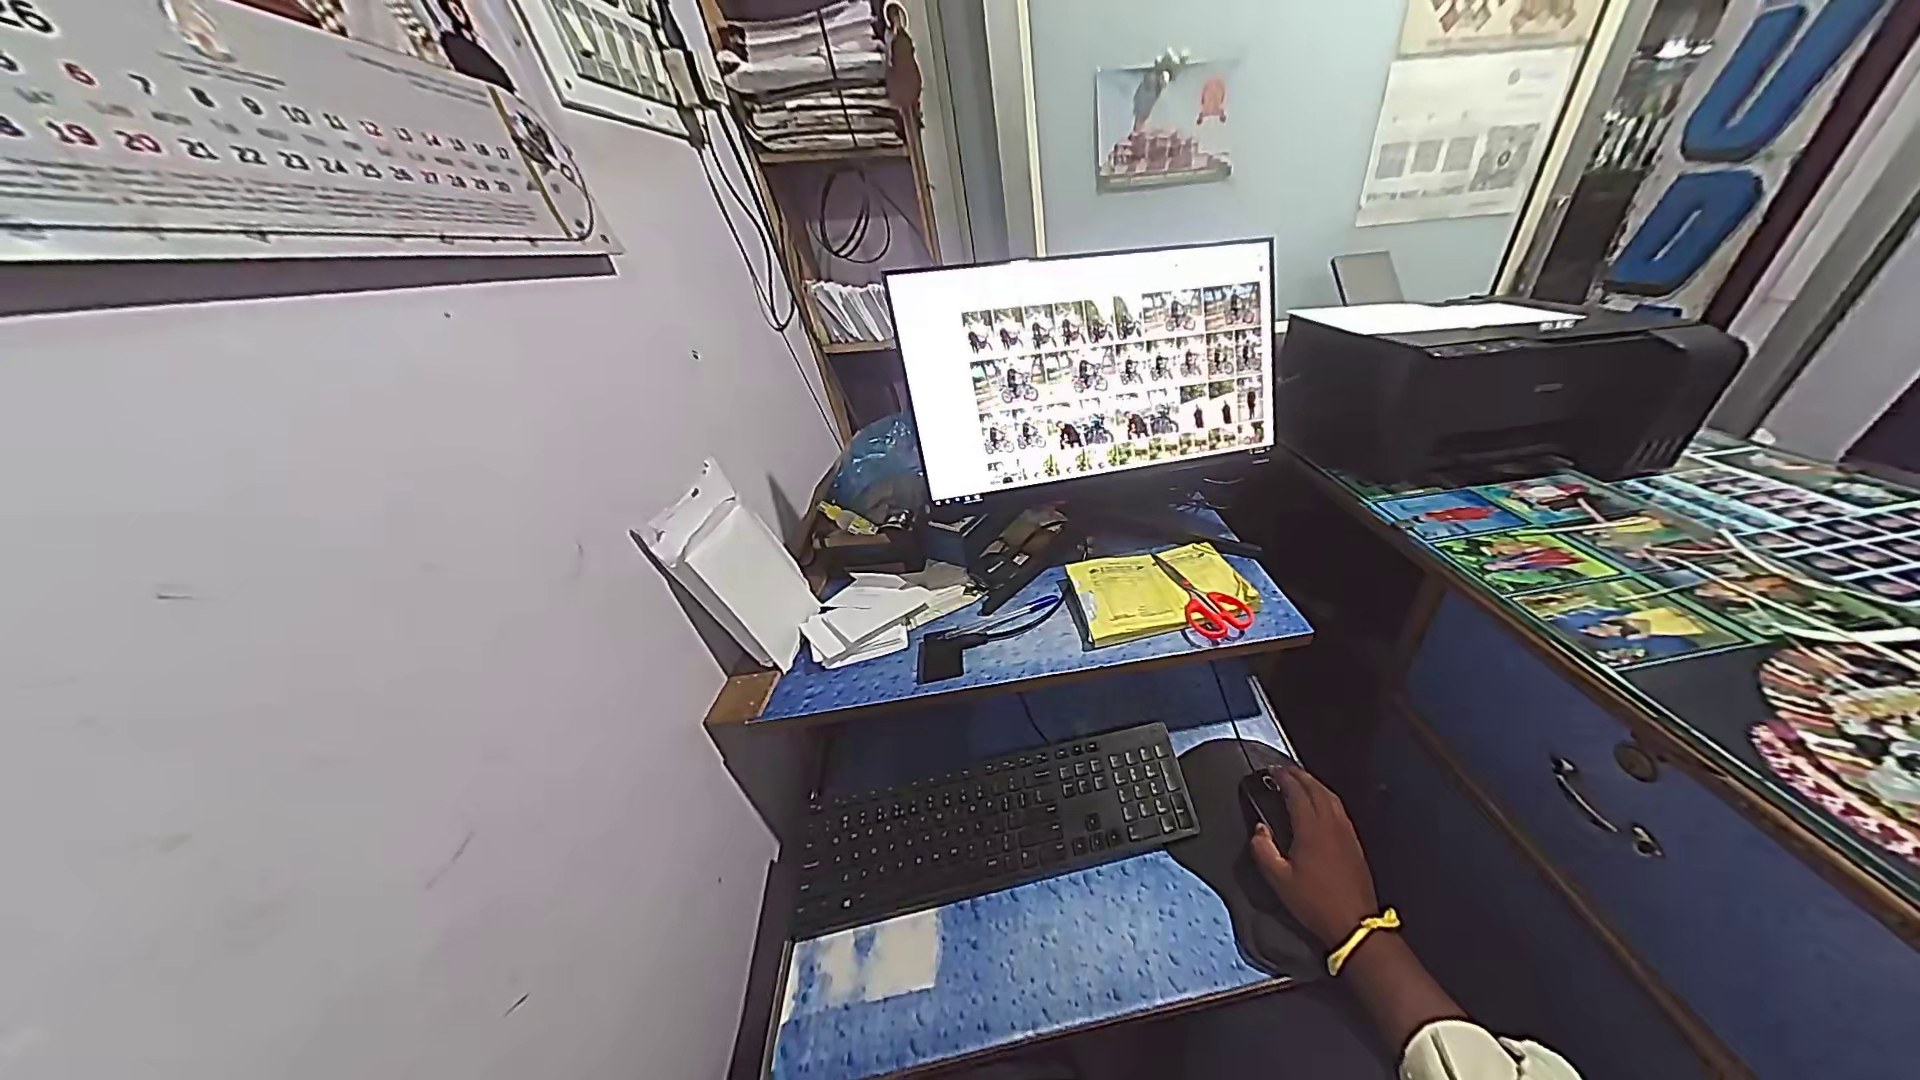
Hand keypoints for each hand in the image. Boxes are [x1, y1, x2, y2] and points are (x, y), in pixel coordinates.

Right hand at [1248, 764, 1378, 947]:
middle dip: (1298, 775)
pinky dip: (1326, 796)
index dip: (1283, 778)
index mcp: (1311, 829)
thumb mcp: (1278, 879)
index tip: (1271, 771)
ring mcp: (1346, 833)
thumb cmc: (1314, 902)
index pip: (1297, 793)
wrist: (1355, 926)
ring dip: (1314, 783)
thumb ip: (1262, 849)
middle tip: (1283, 769)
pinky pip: (1339, 809)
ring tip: (1300, 779)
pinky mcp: (1355, 843)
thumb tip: (1260, 829)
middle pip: (1316, 789)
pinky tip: (1320, 802)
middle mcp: (1331, 825)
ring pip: (1331, 797)